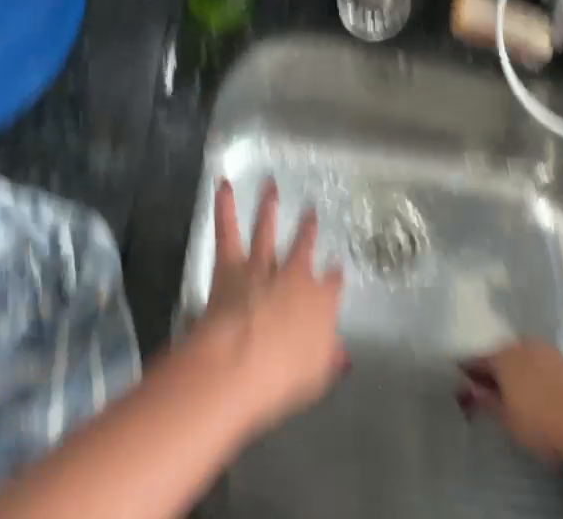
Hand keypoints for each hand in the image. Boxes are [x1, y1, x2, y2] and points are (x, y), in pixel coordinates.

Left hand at [190, 179, 344, 434]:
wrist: (241, 361)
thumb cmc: (282, 377)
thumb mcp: (317, 375)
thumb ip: (328, 358)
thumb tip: (340, 353)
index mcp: (321, 303)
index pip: (332, 286)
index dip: (334, 277)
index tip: (336, 268)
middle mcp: (295, 276)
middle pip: (303, 248)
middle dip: (308, 229)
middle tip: (312, 212)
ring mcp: (262, 264)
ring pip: (267, 229)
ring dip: (269, 206)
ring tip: (270, 184)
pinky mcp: (230, 263)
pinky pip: (227, 229)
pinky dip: (224, 206)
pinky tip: (222, 184)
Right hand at [459, 338, 562, 459]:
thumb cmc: (542, 425)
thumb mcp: (507, 419)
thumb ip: (487, 401)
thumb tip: (472, 388)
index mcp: (504, 357)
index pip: (478, 359)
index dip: (469, 369)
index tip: (462, 378)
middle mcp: (527, 347)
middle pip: (505, 353)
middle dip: (498, 366)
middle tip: (493, 384)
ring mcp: (556, 353)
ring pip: (532, 356)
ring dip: (525, 368)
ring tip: (524, 388)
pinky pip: (556, 368)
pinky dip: (550, 376)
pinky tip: (554, 392)